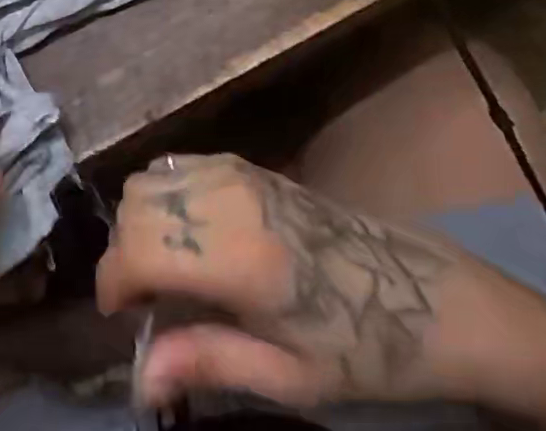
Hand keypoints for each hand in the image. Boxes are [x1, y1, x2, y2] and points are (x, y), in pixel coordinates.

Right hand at [96, 154, 545, 409]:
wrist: (434, 297)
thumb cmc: (365, 347)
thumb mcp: (291, 375)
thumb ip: (207, 363)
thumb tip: (139, 382)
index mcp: (238, 260)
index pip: (134, 254)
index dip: (111, 284)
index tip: (121, 314)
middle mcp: (223, 201)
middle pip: (131, 214)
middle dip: (122, 256)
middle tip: (147, 297)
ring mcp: (230, 173)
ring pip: (142, 184)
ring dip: (136, 223)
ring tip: (163, 262)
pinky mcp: (237, 162)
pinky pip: (168, 167)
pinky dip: (157, 195)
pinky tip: (182, 228)